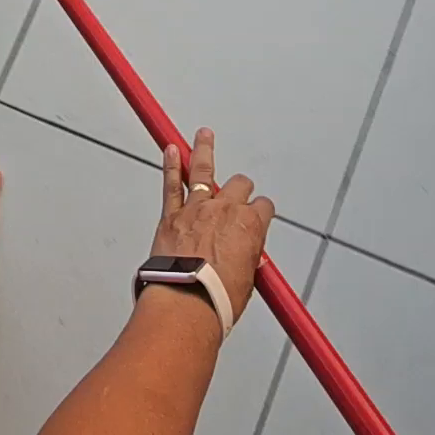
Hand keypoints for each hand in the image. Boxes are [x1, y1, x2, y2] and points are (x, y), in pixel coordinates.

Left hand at [152, 128, 274, 318]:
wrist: (186, 300)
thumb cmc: (217, 298)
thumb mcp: (248, 282)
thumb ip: (246, 259)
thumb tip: (244, 258)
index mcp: (250, 226)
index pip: (262, 207)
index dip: (260, 211)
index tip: (256, 215)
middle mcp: (225, 210)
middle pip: (239, 184)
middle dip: (240, 187)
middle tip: (237, 190)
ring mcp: (197, 208)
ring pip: (204, 170)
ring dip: (205, 149)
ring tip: (204, 134)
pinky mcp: (172, 214)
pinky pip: (172, 183)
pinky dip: (172, 165)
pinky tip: (172, 150)